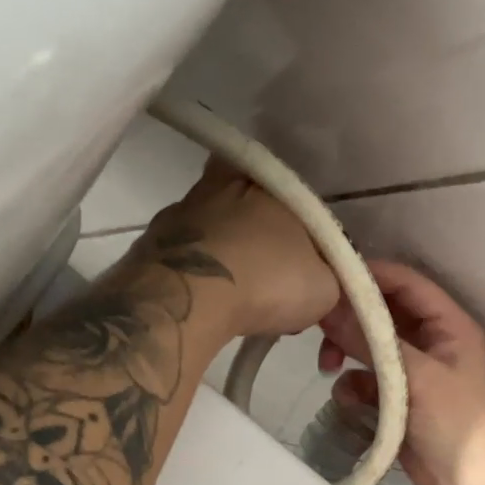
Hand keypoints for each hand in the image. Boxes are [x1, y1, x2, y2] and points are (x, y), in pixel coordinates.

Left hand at [142, 159, 340, 338]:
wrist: (189, 296)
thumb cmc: (268, 282)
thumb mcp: (325, 288)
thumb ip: (330, 275)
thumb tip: (321, 274)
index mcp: (278, 187)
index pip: (303, 209)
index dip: (309, 244)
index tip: (307, 274)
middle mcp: (230, 183)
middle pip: (256, 211)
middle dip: (265, 242)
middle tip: (272, 281)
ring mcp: (187, 206)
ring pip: (219, 230)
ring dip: (230, 257)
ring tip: (239, 299)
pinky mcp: (154, 235)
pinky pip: (189, 253)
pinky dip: (200, 272)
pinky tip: (209, 302)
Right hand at [318, 261, 484, 484]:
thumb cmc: (454, 424)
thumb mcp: (416, 377)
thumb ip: (371, 341)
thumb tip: (326, 308)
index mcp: (450, 324)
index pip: (406, 282)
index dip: (369, 275)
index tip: (328, 278)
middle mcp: (432, 339)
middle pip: (383, 312)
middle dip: (352, 320)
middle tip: (319, 329)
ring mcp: (414, 369)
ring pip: (370, 344)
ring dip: (347, 352)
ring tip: (329, 368)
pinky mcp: (398, 397)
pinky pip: (366, 377)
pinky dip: (353, 384)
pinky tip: (349, 401)